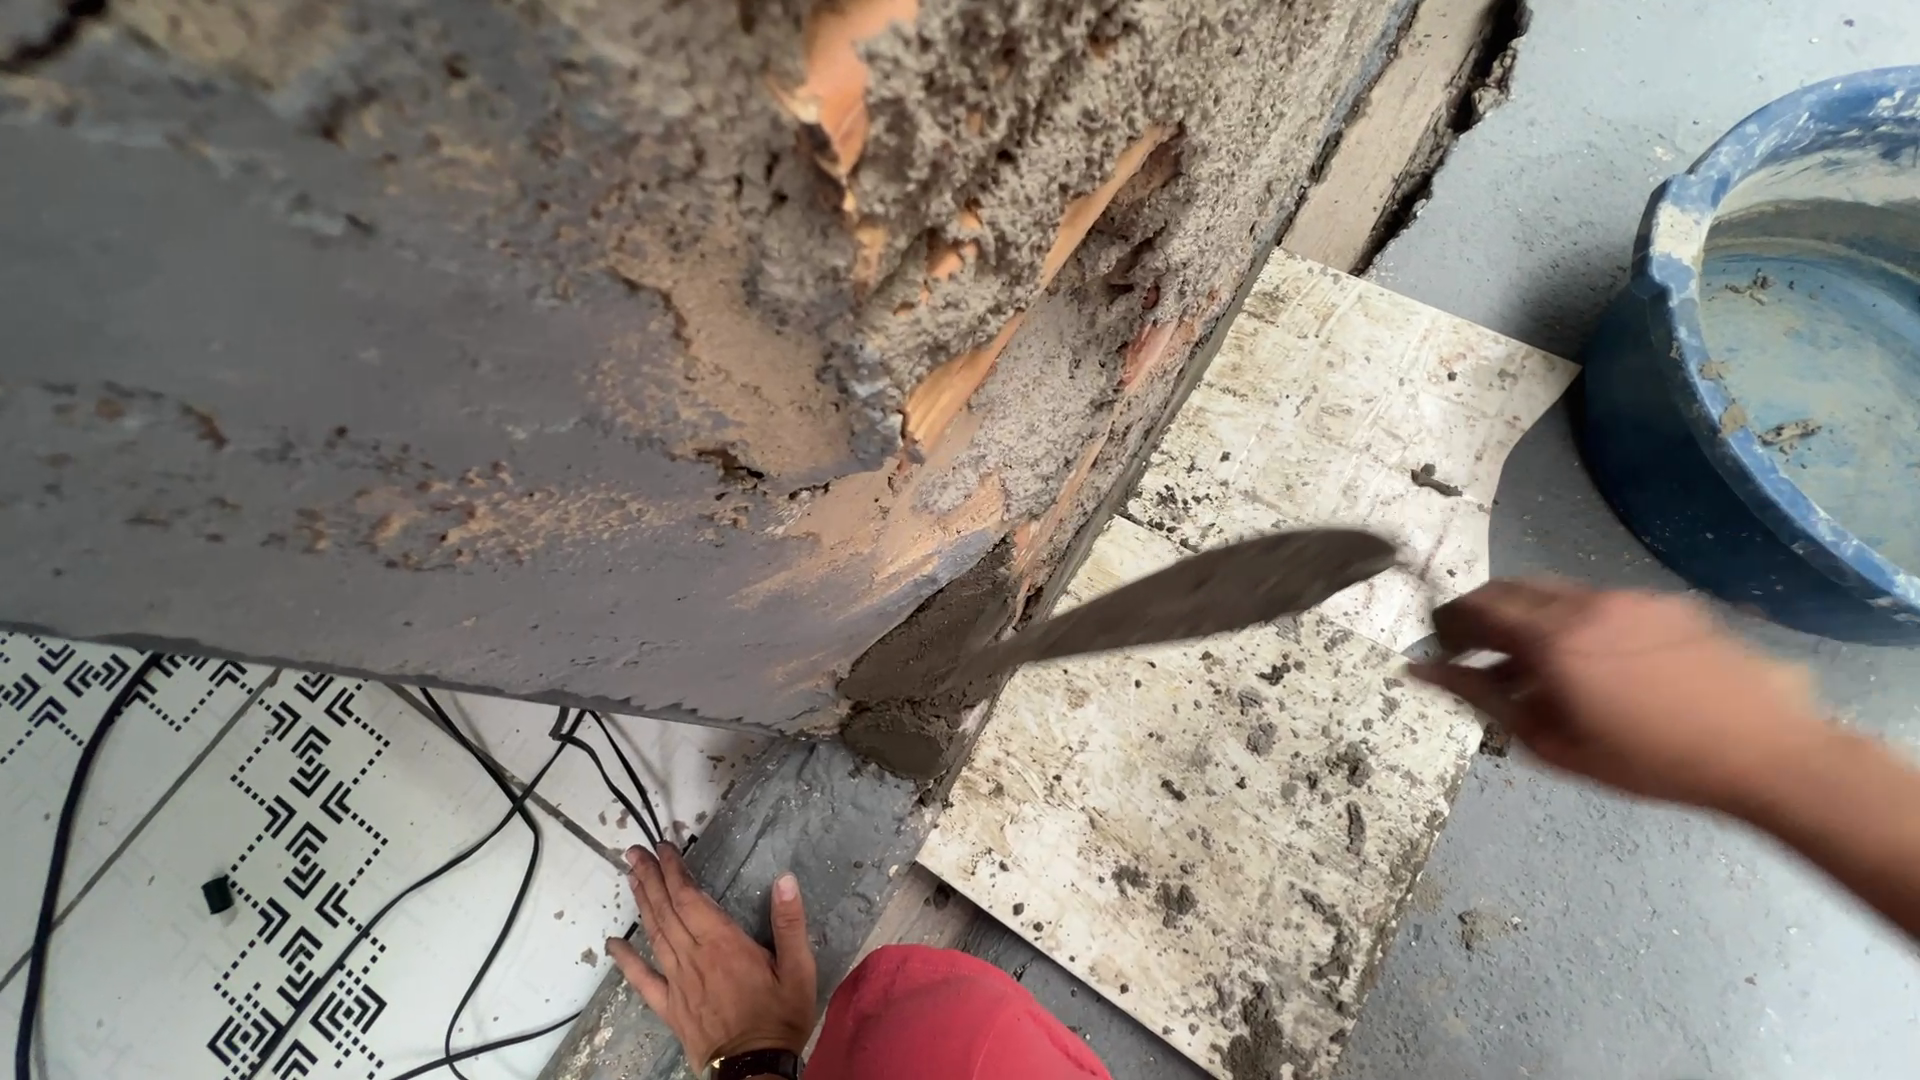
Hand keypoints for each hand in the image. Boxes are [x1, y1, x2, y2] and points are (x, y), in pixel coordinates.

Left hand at [606, 844, 816, 1069]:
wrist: (754, 1073)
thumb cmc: (780, 1017)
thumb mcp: (799, 968)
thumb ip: (790, 922)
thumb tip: (785, 878)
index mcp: (724, 944)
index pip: (692, 899)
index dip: (676, 871)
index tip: (664, 847)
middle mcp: (695, 958)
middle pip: (668, 911)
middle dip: (650, 878)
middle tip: (634, 852)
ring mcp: (678, 984)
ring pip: (655, 936)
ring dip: (642, 904)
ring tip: (630, 877)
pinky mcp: (670, 1007)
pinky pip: (643, 980)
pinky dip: (627, 960)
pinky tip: (613, 944)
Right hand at [1409, 579, 1834, 810]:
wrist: (1773, 757)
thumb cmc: (1648, 760)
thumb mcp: (1549, 740)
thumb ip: (1480, 696)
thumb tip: (1420, 670)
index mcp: (1550, 638)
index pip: (1473, 607)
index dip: (1448, 623)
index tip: (1444, 647)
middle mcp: (1583, 605)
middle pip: (1508, 589)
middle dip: (1483, 614)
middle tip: (1479, 650)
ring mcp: (1628, 599)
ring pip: (1553, 592)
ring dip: (1528, 616)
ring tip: (1540, 661)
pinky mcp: (1666, 604)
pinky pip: (1599, 601)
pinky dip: (1575, 620)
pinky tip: (1596, 662)